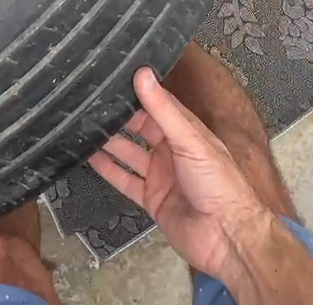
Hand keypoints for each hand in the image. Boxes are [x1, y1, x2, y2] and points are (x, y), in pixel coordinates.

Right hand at [88, 67, 278, 284]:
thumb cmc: (219, 184)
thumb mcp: (189, 139)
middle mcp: (172, 150)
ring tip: (84, 126)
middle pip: (140, 128)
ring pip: (129, 153)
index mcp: (185, 131)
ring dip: (110, 142)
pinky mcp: (153, 199)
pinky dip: (109, 170)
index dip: (137, 91)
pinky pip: (126, 180)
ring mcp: (161, 175)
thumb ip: (162, 108)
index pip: (157, 104)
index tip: (113, 77)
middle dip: (119, 116)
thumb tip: (143, 73)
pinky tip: (90, 158)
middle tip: (91, 101)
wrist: (227, 238)